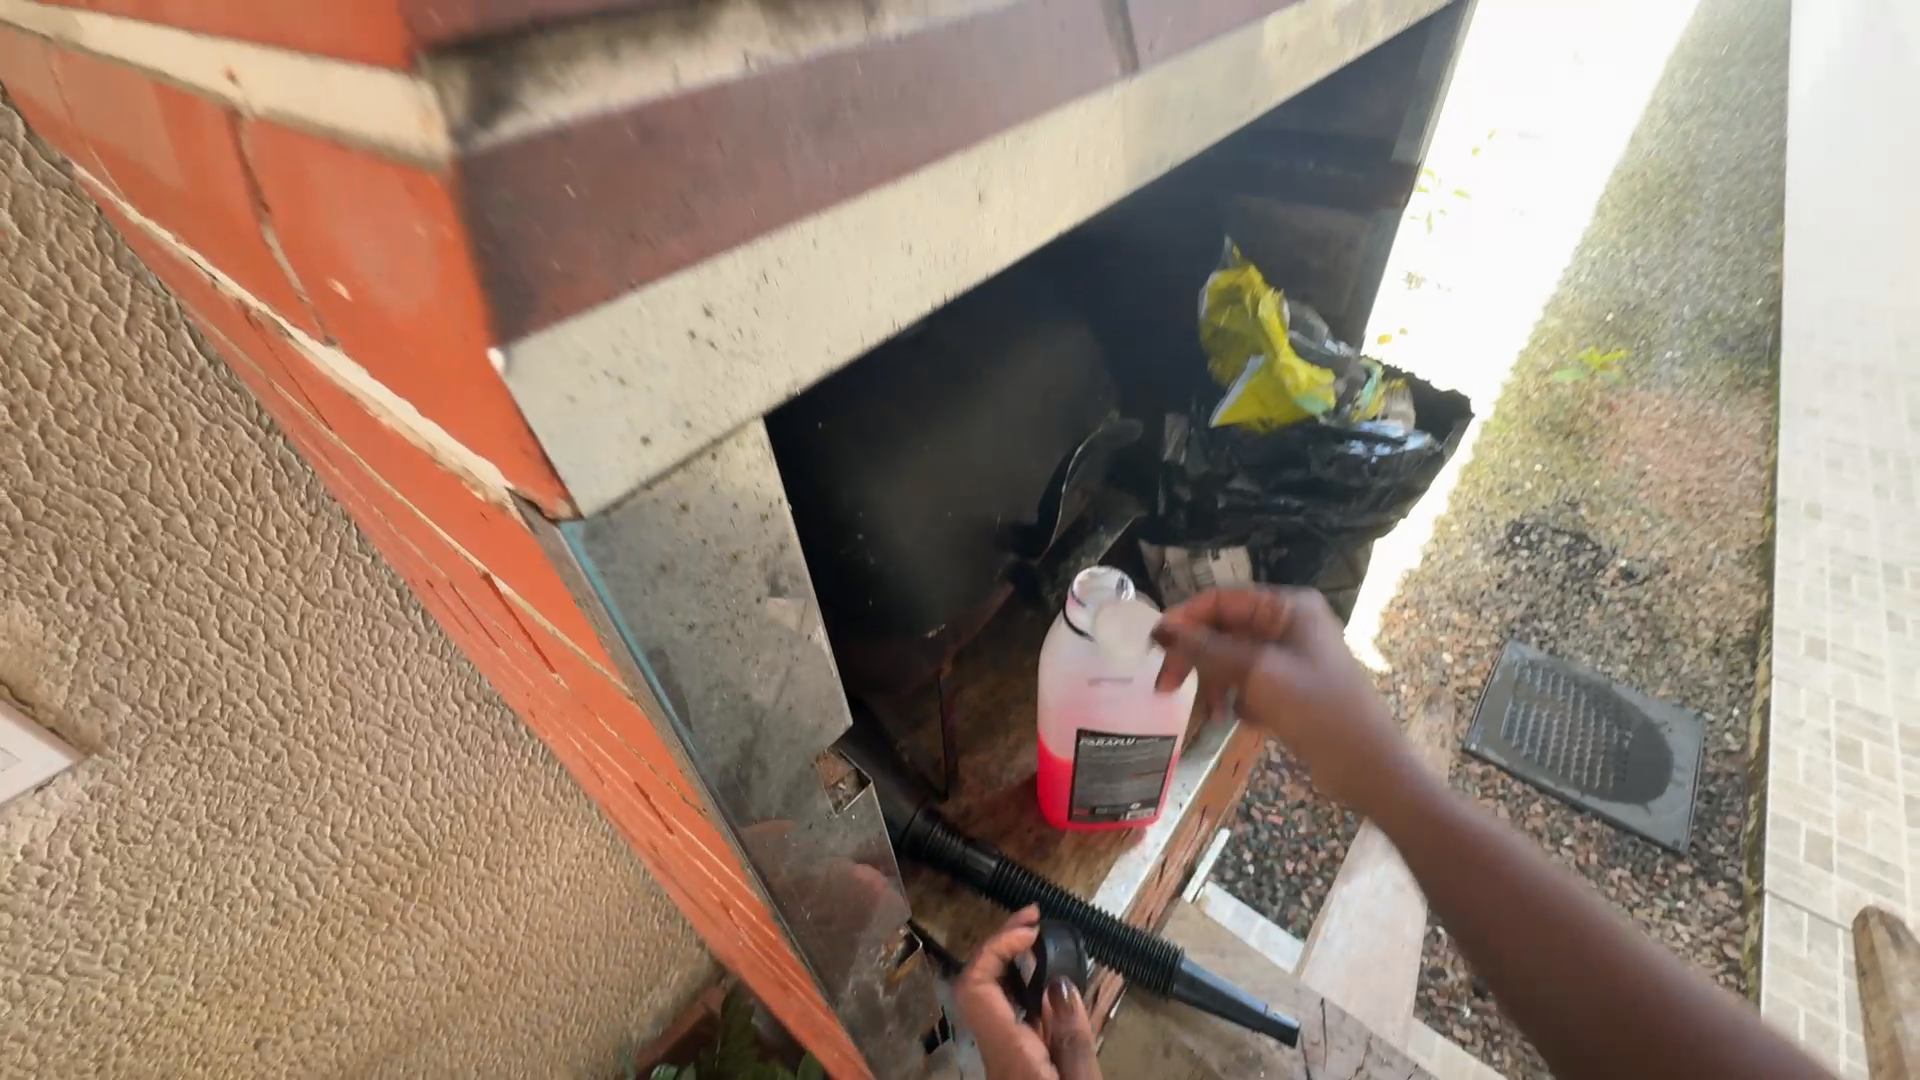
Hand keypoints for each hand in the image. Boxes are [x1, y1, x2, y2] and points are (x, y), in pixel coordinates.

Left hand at [953, 907, 1100, 1079]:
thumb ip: (1072, 1038)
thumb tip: (1059, 983)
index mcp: (1005, 1050)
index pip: (974, 984)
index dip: (997, 946)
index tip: (1032, 931)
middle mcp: (994, 1048)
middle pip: (977, 980)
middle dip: (1002, 941)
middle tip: (1035, 917)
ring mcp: (1001, 1054)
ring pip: (990, 993)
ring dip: (1011, 959)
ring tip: (1041, 935)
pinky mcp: (1013, 1061)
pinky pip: (1008, 1010)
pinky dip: (1024, 984)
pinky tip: (1049, 979)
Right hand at [1151, 587, 1414, 815]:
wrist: (1369, 768)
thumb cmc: (1318, 709)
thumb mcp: (1257, 672)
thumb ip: (1206, 648)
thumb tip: (1161, 629)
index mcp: (1286, 607)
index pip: (1219, 600)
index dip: (1183, 620)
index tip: (1154, 645)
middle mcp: (1286, 623)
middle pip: (1221, 629)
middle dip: (1195, 657)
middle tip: (1166, 686)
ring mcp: (1288, 655)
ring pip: (1229, 658)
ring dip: (1214, 683)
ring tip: (1211, 713)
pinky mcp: (1287, 685)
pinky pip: (1245, 681)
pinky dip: (1235, 698)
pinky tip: (1238, 718)